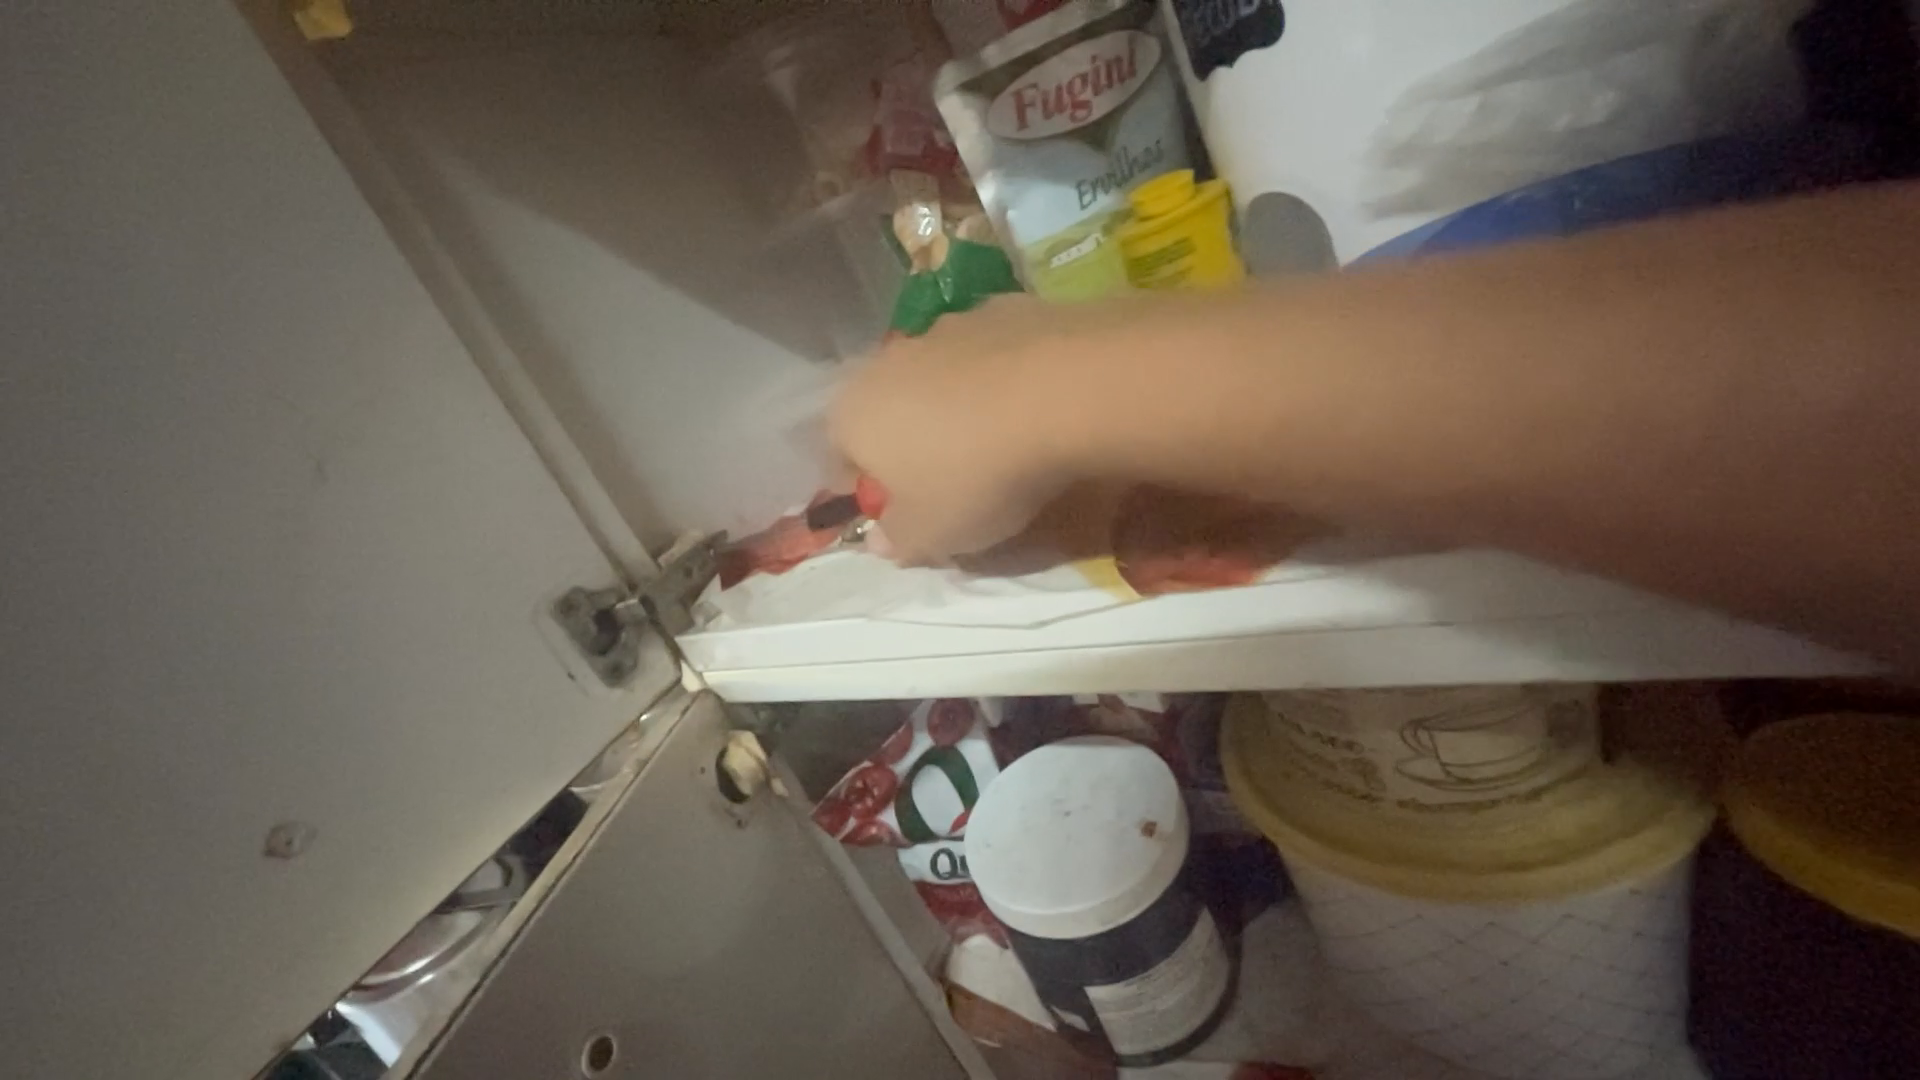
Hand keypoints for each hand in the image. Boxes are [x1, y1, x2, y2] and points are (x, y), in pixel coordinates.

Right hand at [830, 295, 1096, 563]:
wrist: (1063, 393)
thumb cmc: (977, 475)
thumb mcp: (932, 534)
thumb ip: (897, 540)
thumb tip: (880, 540)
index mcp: (852, 415)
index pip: (840, 458)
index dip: (870, 489)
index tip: (904, 513)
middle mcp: (885, 362)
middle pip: (887, 412)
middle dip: (910, 444)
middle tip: (951, 480)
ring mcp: (943, 327)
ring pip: (936, 378)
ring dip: (954, 407)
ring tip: (998, 441)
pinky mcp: (1000, 308)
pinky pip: (987, 356)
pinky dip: (999, 378)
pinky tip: (1032, 405)